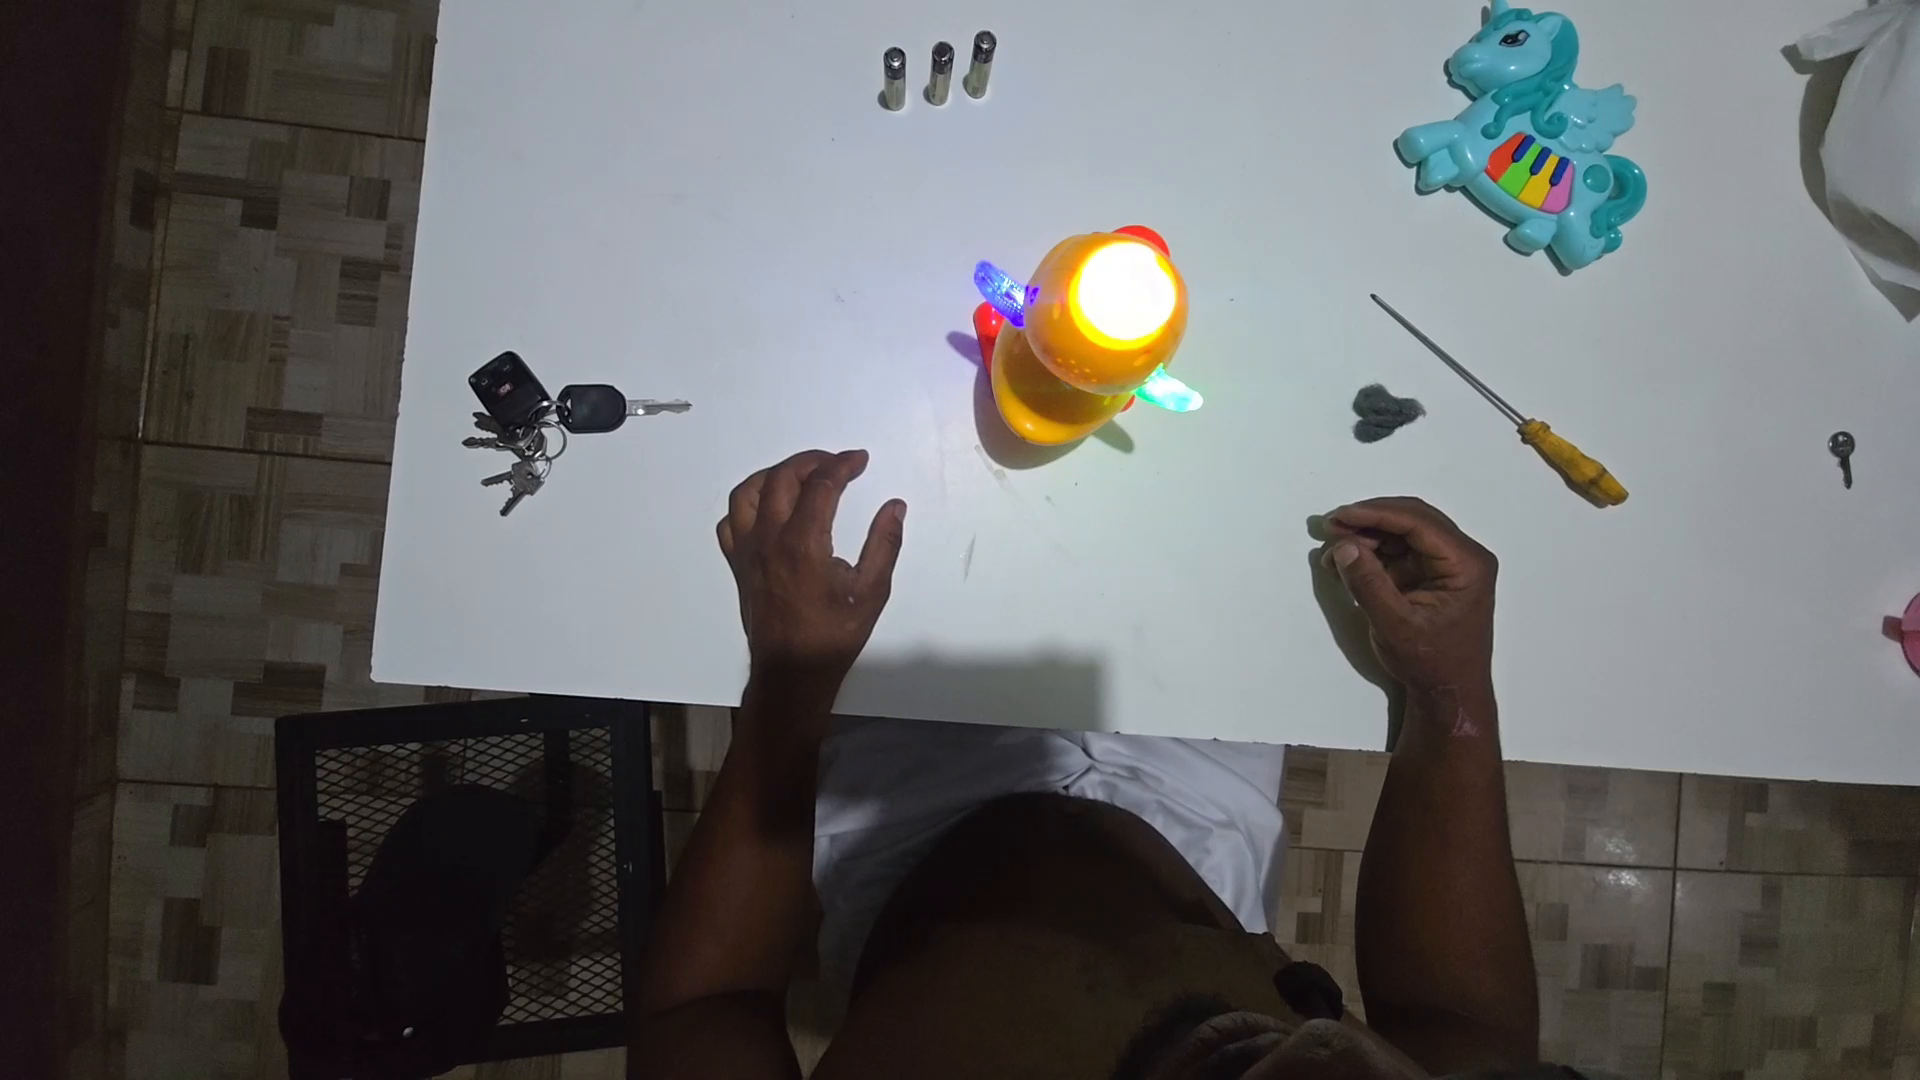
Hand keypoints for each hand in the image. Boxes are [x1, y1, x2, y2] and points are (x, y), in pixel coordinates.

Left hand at [717, 449, 905, 678]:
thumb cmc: (835, 633)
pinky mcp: (738, 563)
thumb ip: (884, 543)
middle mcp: (769, 539)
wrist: (792, 670)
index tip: (859, 459)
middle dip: (811, 462)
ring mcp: (747, 550)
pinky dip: (749, 504)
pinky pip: (732, 520)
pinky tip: (769, 509)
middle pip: (782, 478)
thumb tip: (894, 506)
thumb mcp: (872, 590)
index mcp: (803, 543)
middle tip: (836, 463)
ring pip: (748, 492)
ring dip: (775, 475)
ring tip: (800, 477)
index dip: (842, 465)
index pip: (821, 485)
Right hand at [1321, 497, 1496, 691]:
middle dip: (1369, 519)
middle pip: (1411, 519)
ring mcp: (1443, 564)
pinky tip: (1344, 563)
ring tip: (1333, 551)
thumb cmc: (1430, 662)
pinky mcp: (1426, 574)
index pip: (1419, 523)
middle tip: (1330, 526)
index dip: (1376, 514)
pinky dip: (1369, 552)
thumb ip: (1368, 584)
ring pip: (1401, 532)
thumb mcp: (1394, 625)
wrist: (1446, 690)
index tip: (1339, 517)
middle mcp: (1460, 556)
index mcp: (1466, 563)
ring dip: (1366, 536)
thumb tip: (1343, 547)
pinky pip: (1395, 550)